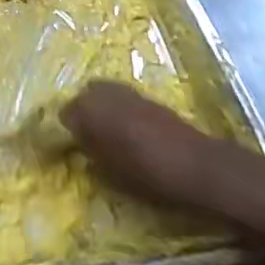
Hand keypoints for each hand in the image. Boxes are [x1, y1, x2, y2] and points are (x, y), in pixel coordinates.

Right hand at [60, 81, 228, 205]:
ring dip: (103, 110)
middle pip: (82, 99)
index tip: (76, 147)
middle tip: (92, 138)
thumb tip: (82, 149)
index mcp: (86, 109)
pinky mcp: (146, 96)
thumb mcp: (112, 174)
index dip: (69, 131)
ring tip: (112, 134)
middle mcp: (101, 92)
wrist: (199, 165)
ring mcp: (125, 91)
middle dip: (84, 114)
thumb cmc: (148, 172)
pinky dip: (122, 111)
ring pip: (103, 96)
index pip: (64, 114)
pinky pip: (123, 100)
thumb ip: (91, 157)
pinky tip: (132, 131)